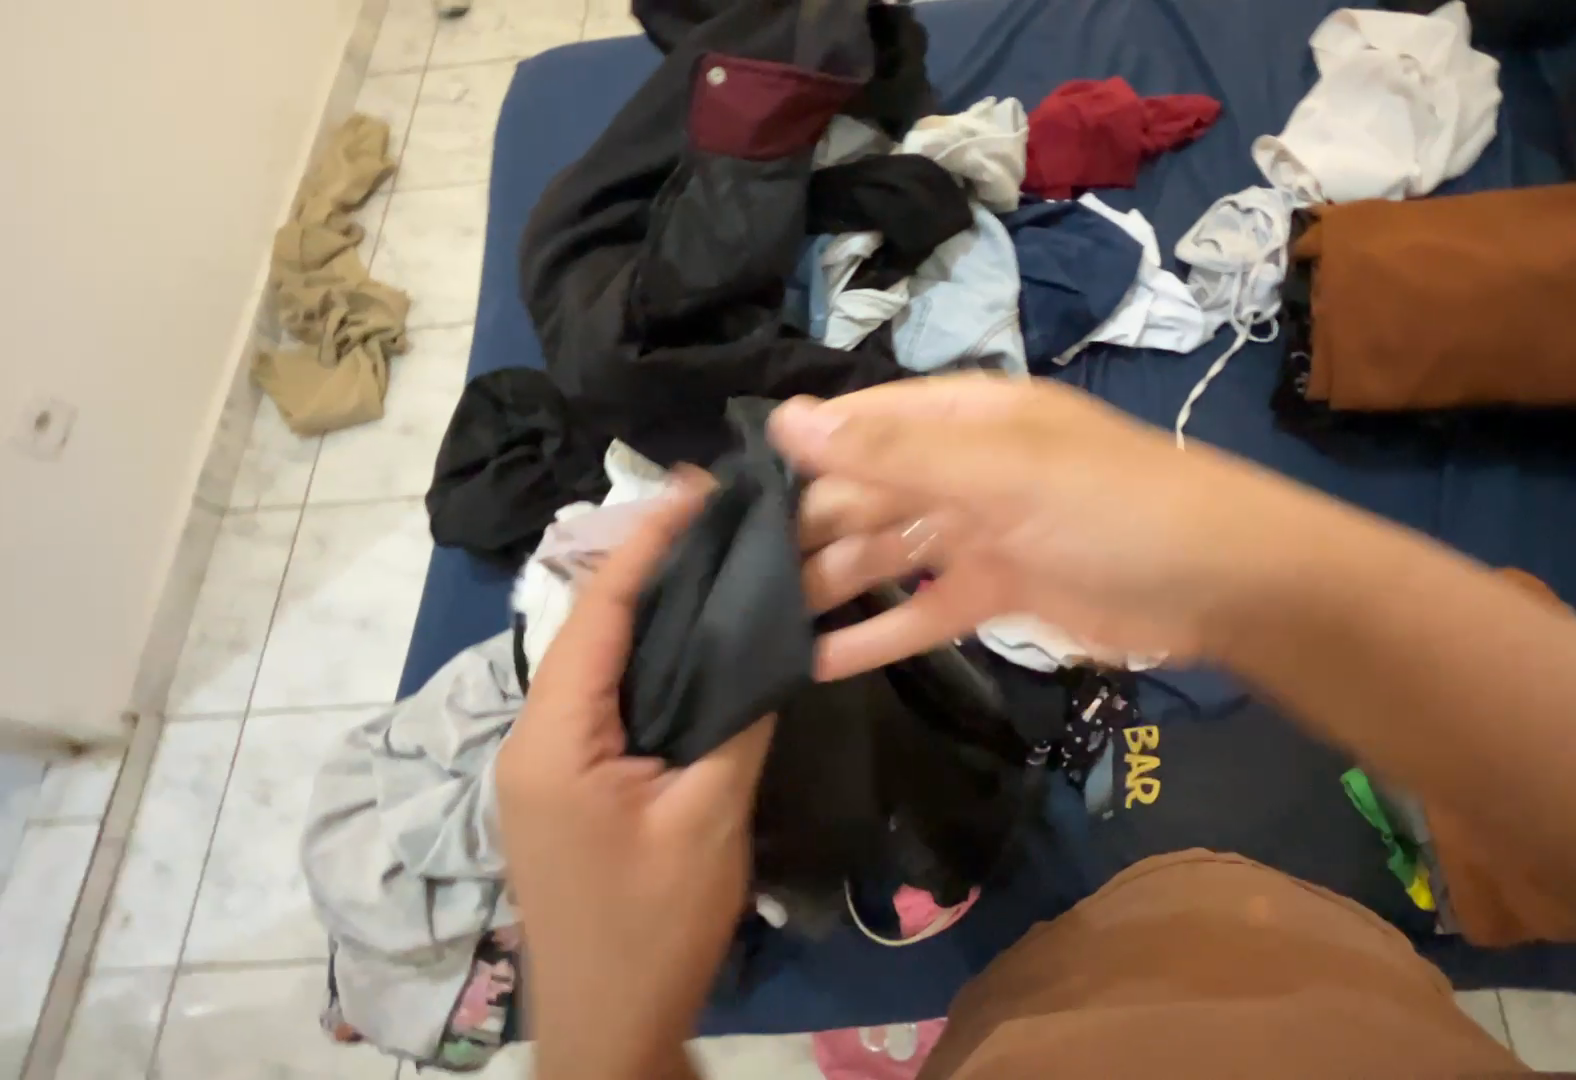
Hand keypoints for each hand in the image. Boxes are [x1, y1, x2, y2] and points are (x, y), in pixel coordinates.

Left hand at [496, 475, 772, 1079]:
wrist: (611, 1025)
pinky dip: (653, 655)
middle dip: (650, 563)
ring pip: (604, 660)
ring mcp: (552, 760)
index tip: (693, 487)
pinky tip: (697, 637)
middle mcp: (538, 735)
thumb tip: (765, 647)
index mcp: (555, 738)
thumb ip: (736, 721)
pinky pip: (613, 696)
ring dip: (653, 607)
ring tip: (713, 555)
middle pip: (595, 627)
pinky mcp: (575, 779)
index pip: (600, 613)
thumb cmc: (656, 924)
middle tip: (717, 513)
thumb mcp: (709, 816)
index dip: (646, 543)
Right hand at [770, 376, 1304, 679]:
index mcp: (961, 421)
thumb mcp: (1002, 472)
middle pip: (865, 496)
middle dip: (807, 532)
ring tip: (761, 625)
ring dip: (832, 587)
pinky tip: (821, 662)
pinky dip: (880, 635)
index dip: (799, 457)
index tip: (727, 499)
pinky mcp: (995, 594)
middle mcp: (962, 471)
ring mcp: (977, 534)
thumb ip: (894, 454)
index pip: (859, 427)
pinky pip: (923, 612)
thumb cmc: (1111, 508)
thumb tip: (786, 420)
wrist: (1219, 582)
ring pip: (886, 557)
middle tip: (733, 581)